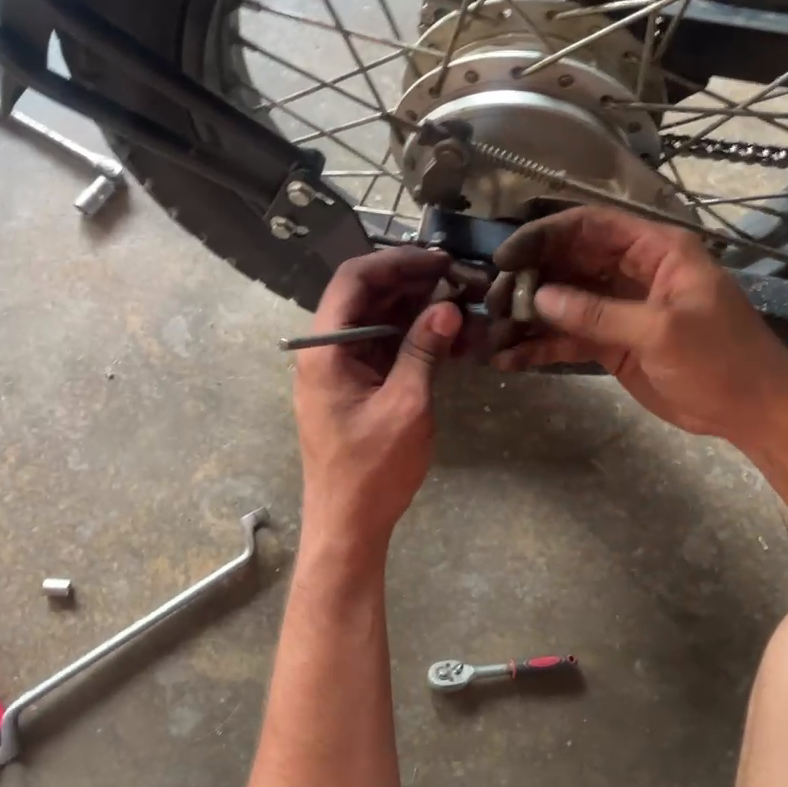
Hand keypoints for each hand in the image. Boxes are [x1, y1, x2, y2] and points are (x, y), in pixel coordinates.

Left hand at [294, 247, 461, 547]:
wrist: (348, 526)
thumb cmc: (372, 470)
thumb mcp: (406, 405)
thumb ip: (423, 350)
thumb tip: (447, 307)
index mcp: (325, 349)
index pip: (353, 280)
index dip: (396, 261)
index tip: (439, 260)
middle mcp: (326, 351)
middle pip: (366, 297)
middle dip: (412, 284)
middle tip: (460, 280)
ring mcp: (340, 370)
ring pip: (377, 322)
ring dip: (416, 311)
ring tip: (462, 305)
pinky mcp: (355, 388)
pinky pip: (382, 349)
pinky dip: (412, 340)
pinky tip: (448, 337)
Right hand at [490, 205, 787, 439]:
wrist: (752, 412)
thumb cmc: (722, 360)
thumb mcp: (663, 331)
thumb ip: (599, 313)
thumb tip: (539, 297)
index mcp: (655, 250)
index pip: (590, 226)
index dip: (545, 236)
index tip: (506, 259)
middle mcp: (632, 272)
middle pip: (568, 262)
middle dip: (528, 280)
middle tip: (493, 302)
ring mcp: (619, 309)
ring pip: (562, 301)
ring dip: (527, 316)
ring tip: (492, 334)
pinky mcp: (611, 344)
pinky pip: (568, 338)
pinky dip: (540, 346)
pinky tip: (509, 359)